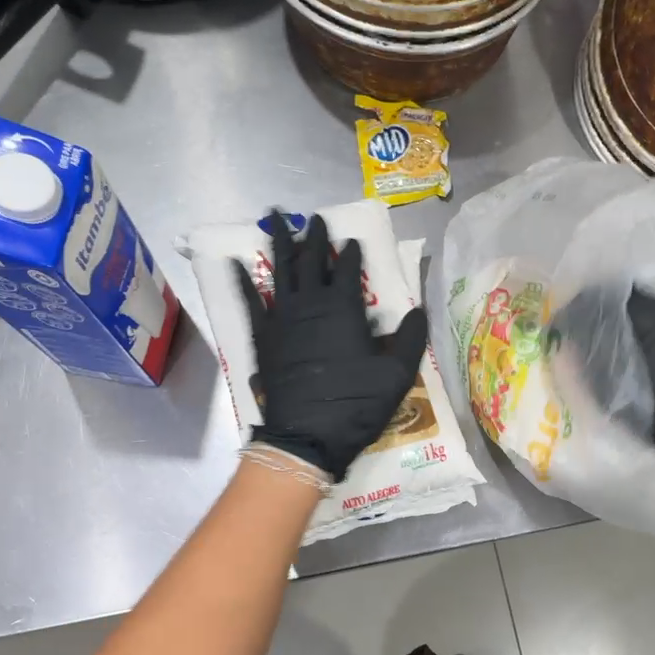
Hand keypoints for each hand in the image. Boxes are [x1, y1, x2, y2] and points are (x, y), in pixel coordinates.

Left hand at [237, 213, 427, 482]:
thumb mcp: (397, 375)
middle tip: (315, 219)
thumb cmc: (357, 404)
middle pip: (311, 260)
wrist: (308, 435)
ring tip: (275, 218)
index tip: (352, 240)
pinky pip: (250, 301)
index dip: (351, 252)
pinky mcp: (263, 336)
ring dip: (279, 243)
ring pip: (279, 270)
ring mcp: (282, 318)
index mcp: (344, 308)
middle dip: (314, 237)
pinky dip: (243, 281)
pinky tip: (236, 263)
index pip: (348, 269)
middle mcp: (310, 303)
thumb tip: (419, 311)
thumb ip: (409, 339)